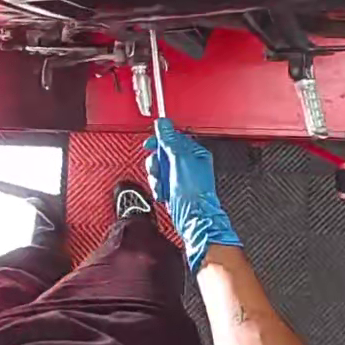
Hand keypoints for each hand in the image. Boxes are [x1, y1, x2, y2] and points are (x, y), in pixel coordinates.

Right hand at [144, 118, 241, 270]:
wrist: (195, 220)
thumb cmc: (194, 193)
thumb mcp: (180, 161)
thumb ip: (170, 141)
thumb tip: (163, 123)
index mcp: (195, 153)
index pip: (174, 138)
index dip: (160, 140)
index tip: (150, 144)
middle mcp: (188, 164)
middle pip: (163, 153)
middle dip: (157, 163)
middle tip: (159, 171)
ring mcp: (181, 177)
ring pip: (159, 169)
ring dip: (157, 178)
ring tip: (163, 186)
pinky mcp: (174, 189)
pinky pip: (159, 183)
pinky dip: (158, 188)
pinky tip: (164, 194)